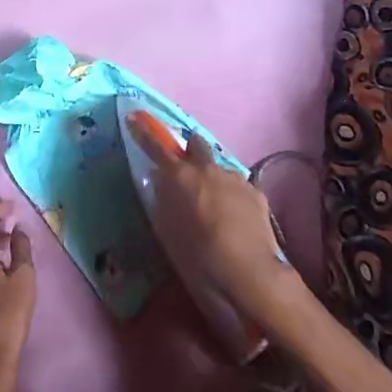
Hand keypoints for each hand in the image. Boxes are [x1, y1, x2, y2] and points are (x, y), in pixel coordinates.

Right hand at [126, 113, 295, 311]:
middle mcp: (206, 168)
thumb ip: (163, 198)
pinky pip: (239, 187)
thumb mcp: (166, 227)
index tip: (134, 118)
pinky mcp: (257, 194)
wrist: (249, 273)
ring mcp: (235, 178)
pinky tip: (236, 217)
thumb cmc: (196, 254)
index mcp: (178, 175)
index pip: (155, 146)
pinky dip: (234, 195)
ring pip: (220, 167)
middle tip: (187, 168)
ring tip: (216, 203)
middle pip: (196, 143)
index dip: (143, 131)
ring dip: (214, 177)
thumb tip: (164, 183)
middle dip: (190, 149)